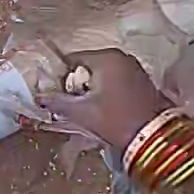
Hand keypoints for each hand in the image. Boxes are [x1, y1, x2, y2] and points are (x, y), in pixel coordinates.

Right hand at [40, 48, 170, 150]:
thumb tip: (39, 97)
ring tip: (90, 108)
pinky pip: (116, 79)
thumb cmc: (115, 120)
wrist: (154, 137)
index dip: (62, 77)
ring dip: (93, 88)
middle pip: (88, 65)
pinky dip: (107, 90)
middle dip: (78, 84)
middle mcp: (121, 56)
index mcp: (106, 57)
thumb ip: (57, 102)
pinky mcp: (142, 79)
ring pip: (102, 73)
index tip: (60, 95)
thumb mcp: (82, 112)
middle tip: (75, 104)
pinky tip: (107, 108)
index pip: (73, 59)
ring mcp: (134, 67)